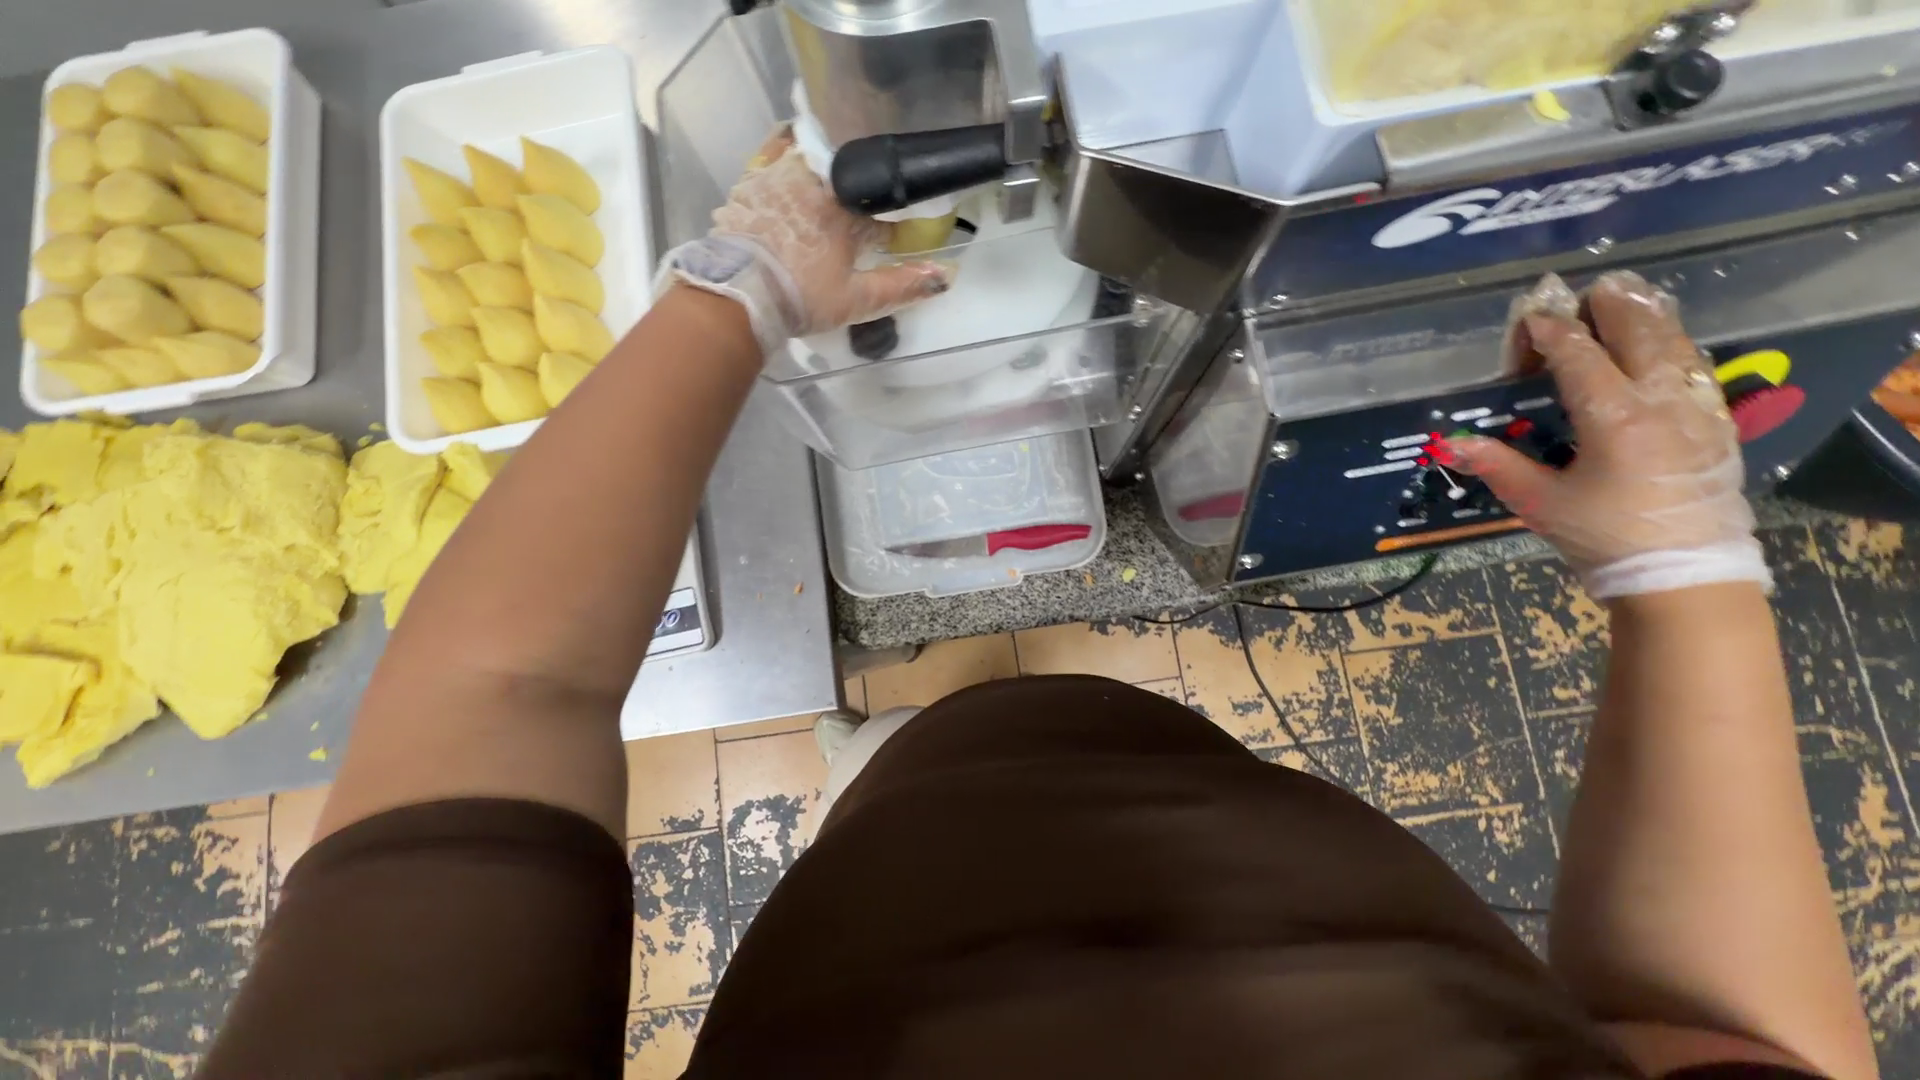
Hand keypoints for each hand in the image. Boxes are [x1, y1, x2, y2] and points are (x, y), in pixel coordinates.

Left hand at [663, 128, 949, 356]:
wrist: (736, 299)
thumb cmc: (801, 295)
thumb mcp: (857, 298)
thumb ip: (903, 285)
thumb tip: (945, 275)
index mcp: (840, 196)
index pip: (878, 195)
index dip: (889, 216)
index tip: (891, 236)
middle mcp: (807, 173)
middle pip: (843, 168)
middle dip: (855, 189)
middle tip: (857, 220)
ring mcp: (772, 173)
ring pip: (807, 156)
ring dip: (821, 173)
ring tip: (826, 204)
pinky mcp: (746, 184)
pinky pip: (770, 159)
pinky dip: (785, 167)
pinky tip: (790, 188)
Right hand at [1448, 271, 1771, 599]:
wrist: (1684, 574)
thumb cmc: (1604, 536)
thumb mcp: (1540, 502)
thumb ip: (1498, 465)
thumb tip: (1451, 444)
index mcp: (1615, 417)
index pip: (1579, 357)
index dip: (1552, 333)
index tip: (1532, 318)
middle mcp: (1661, 401)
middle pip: (1639, 335)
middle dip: (1611, 308)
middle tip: (1588, 290)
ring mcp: (1697, 410)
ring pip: (1677, 345)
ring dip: (1650, 318)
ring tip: (1630, 296)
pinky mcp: (1717, 426)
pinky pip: (1697, 370)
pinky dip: (1677, 346)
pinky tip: (1666, 343)